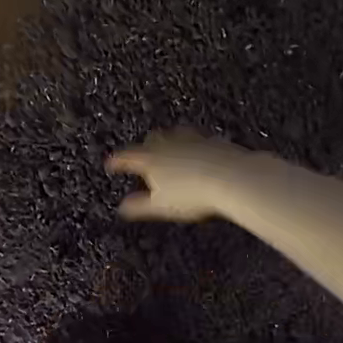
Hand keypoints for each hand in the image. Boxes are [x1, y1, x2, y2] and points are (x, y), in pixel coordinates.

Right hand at [105, 130, 258, 222]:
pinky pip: (200, 139)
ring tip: (170, 147)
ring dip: (170, 141)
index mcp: (151, 159)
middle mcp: (170, 143)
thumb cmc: (193, 194)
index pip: (127, 157)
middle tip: (142, 155)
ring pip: (176, 135)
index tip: (110, 163)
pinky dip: (195, 145)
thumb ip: (139, 206)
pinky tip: (200, 152)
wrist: (231, 178)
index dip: (117, 161)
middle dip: (144, 147)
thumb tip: (122, 207)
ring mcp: (193, 139)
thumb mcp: (161, 207)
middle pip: (151, 140)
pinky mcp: (214, 141)